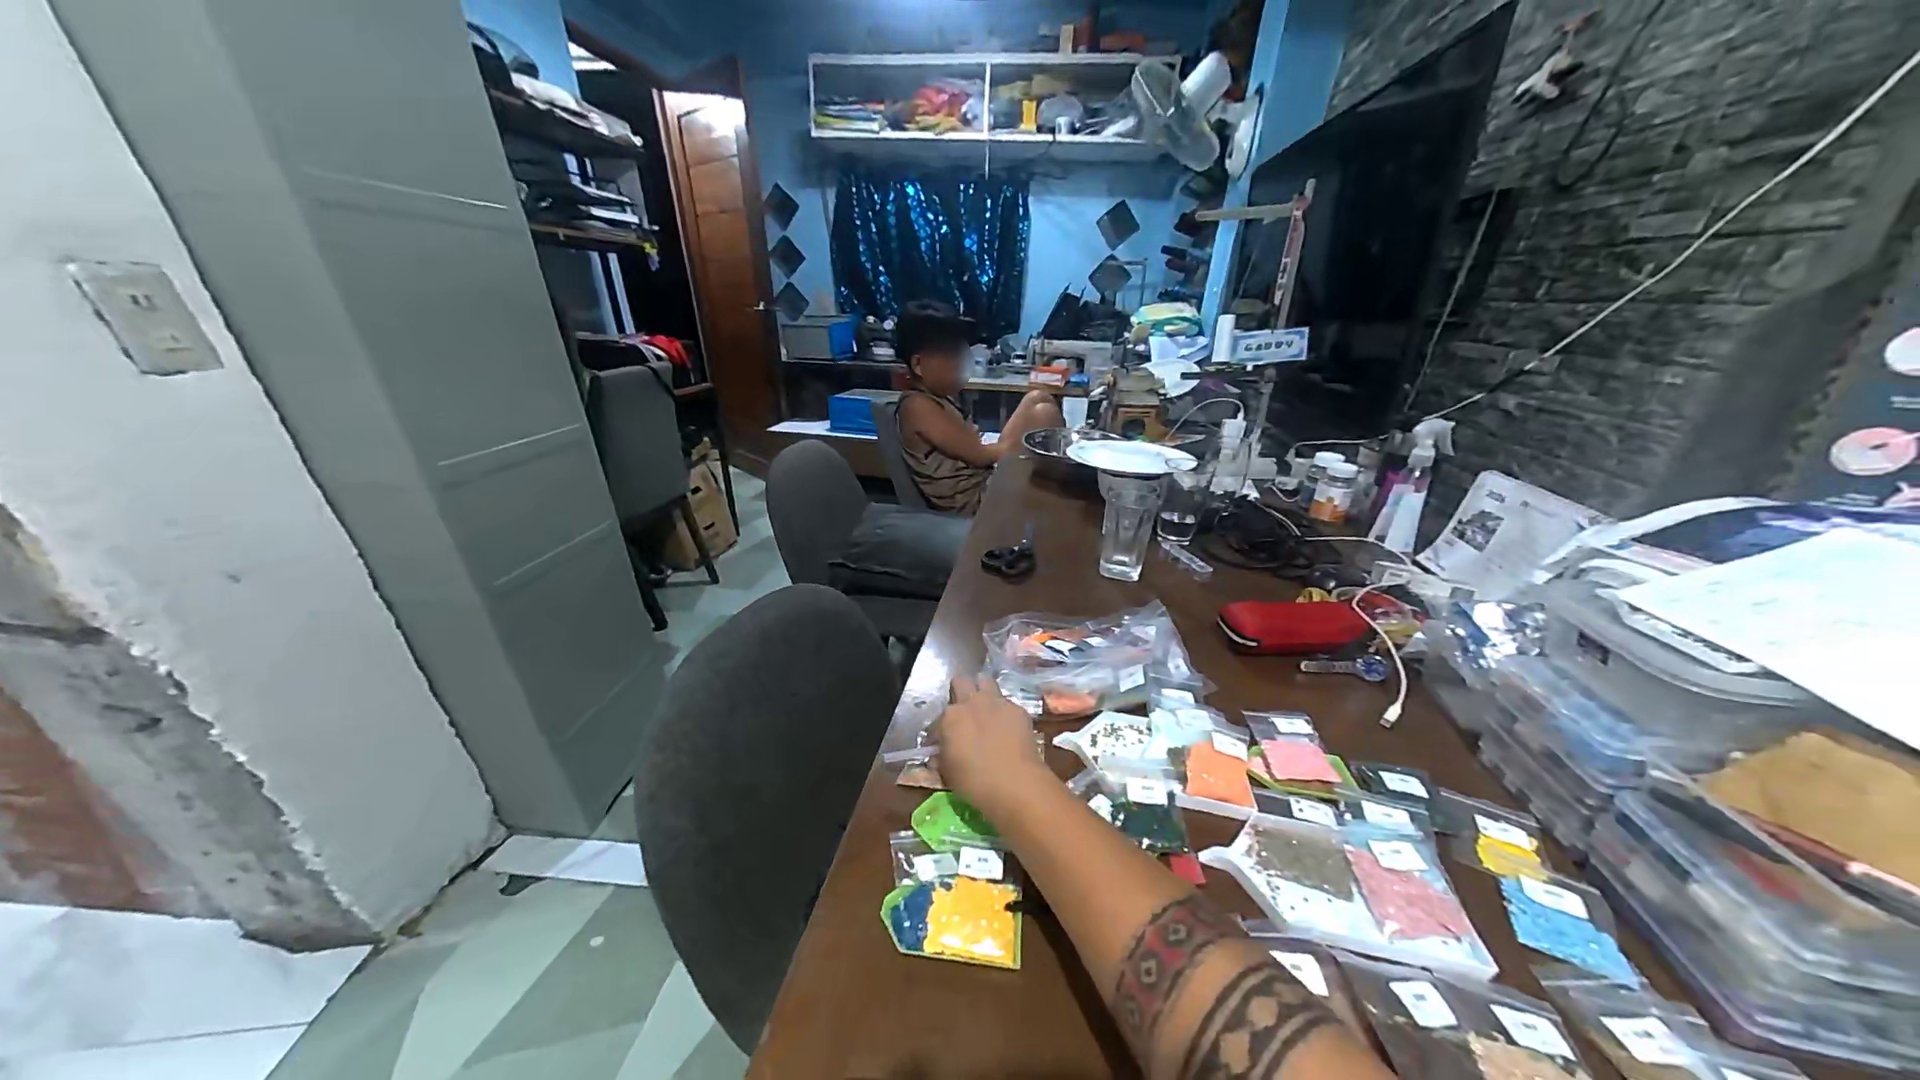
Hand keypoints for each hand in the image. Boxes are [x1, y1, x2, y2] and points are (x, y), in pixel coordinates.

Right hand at [934, 676, 1049, 812]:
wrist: (1015, 784)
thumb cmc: (975, 783)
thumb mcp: (948, 773)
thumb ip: (942, 757)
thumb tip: (939, 755)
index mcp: (950, 717)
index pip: (939, 716)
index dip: (941, 728)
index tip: (945, 740)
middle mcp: (972, 702)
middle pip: (962, 681)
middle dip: (961, 691)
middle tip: (964, 710)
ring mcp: (997, 702)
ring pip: (986, 682)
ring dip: (983, 692)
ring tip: (986, 710)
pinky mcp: (1018, 709)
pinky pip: (1007, 702)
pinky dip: (1004, 712)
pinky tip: (1008, 728)